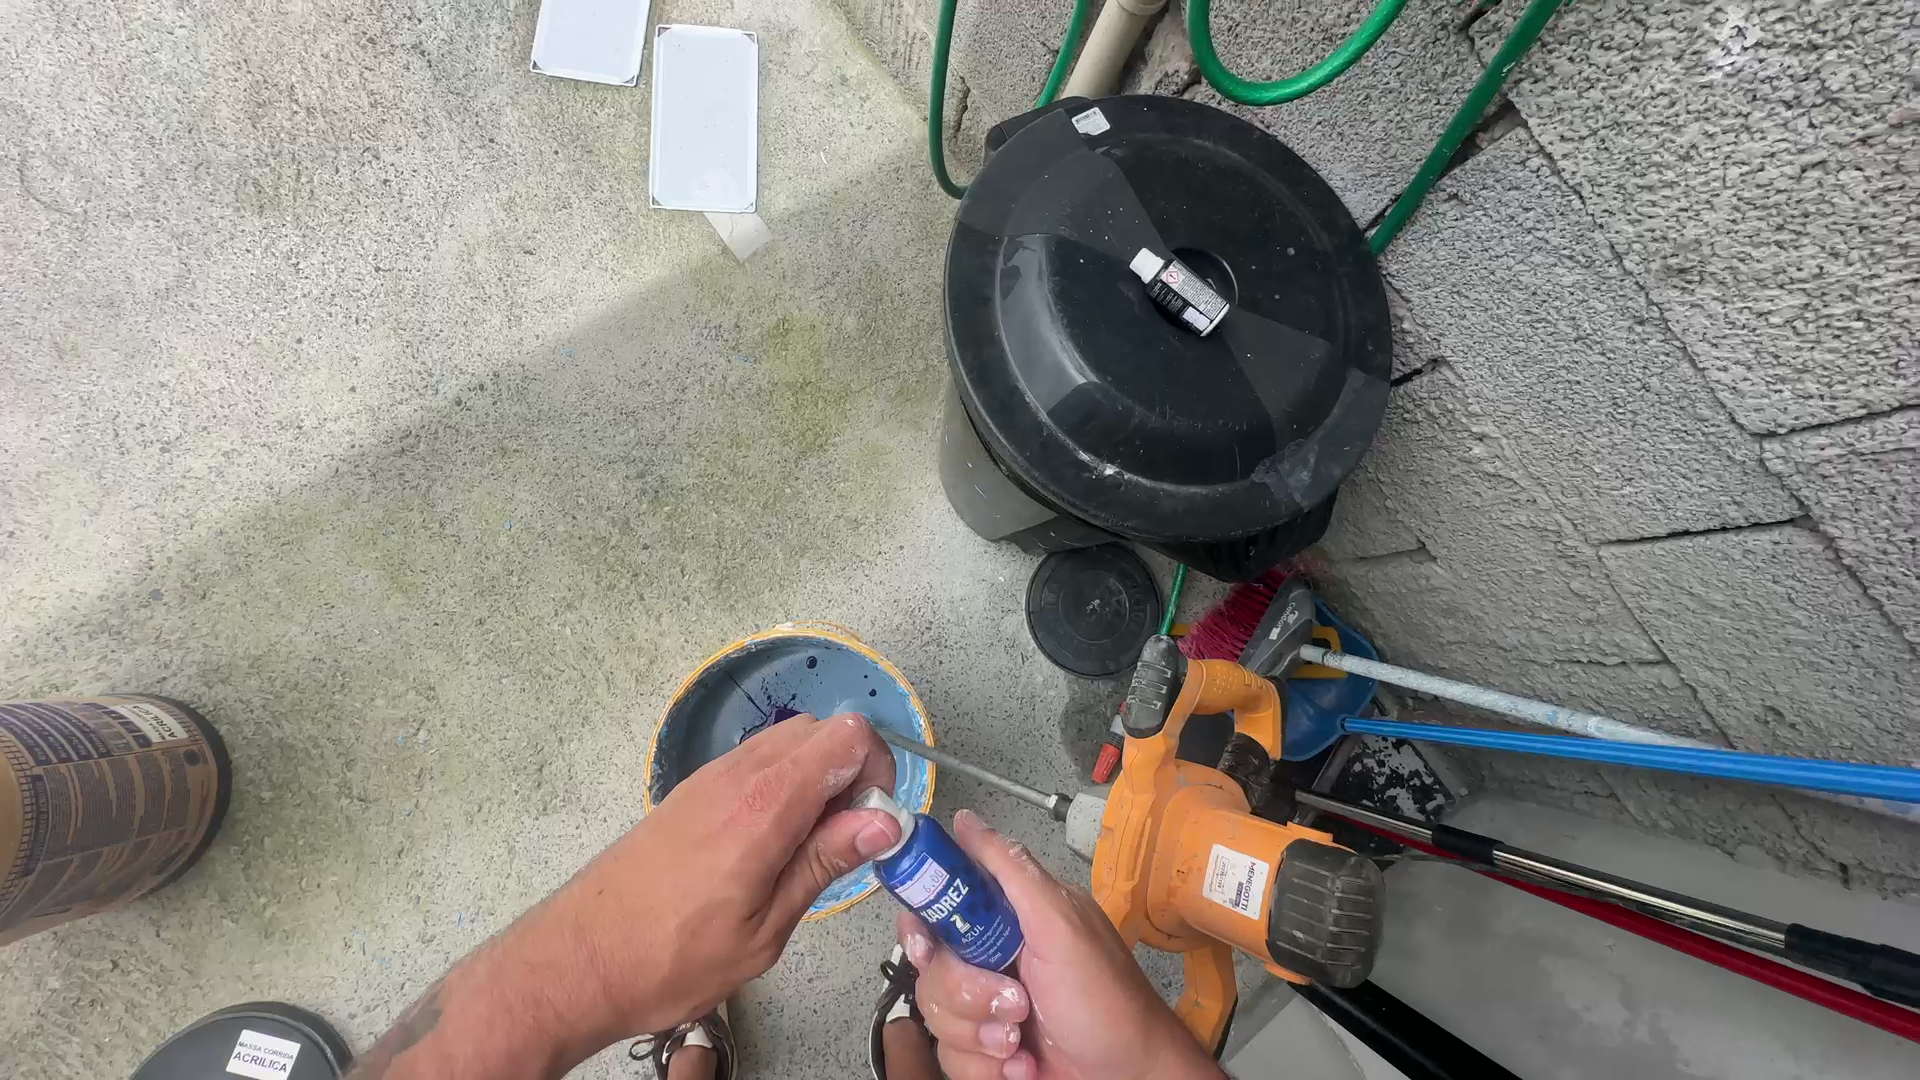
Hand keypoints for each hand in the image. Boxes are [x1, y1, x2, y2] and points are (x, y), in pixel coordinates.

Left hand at [346, 712, 902, 1079]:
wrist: (576, 959)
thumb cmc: (674, 958)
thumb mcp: (766, 928)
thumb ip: (827, 861)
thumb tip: (887, 820)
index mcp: (766, 803)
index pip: (848, 735)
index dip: (876, 768)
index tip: (873, 821)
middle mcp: (743, 771)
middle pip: (825, 729)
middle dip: (853, 769)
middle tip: (845, 833)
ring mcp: (715, 772)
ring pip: (793, 738)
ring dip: (819, 772)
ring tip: (808, 839)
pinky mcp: (697, 784)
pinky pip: (761, 756)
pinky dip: (786, 778)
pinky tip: (772, 835)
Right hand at [897, 810, 1221, 1079]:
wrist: (1129, 1075)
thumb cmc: (1104, 995)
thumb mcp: (1058, 921)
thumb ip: (1010, 867)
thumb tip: (966, 819)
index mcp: (1003, 915)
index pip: (937, 904)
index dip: (922, 924)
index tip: (928, 947)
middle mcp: (987, 956)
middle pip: (930, 967)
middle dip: (966, 994)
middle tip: (1014, 1002)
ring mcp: (984, 1006)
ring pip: (936, 1015)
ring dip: (981, 1036)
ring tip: (1021, 1040)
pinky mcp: (984, 1050)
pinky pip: (952, 1058)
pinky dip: (986, 1068)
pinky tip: (1022, 1064)